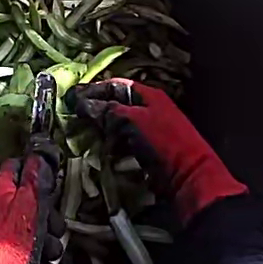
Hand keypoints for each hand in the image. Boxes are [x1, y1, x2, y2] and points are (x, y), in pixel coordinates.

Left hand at [0, 153, 63, 263]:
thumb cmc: (11, 240)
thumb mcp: (28, 203)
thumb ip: (34, 178)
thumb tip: (37, 151)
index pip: (17, 166)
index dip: (36, 170)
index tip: (52, 183)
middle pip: (27, 200)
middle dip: (49, 217)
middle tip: (57, 230)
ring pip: (28, 227)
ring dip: (46, 242)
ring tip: (51, 256)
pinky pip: (22, 249)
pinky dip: (36, 259)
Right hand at [72, 79, 246, 226]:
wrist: (190, 177)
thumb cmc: (163, 142)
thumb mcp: (132, 120)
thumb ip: (106, 110)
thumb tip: (81, 102)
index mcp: (148, 95)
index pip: (114, 85)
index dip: (92, 90)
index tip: (72, 98)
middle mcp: (148, 109)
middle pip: (114, 104)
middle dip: (94, 111)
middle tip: (73, 117)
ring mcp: (148, 130)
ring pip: (116, 124)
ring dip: (100, 129)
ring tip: (81, 134)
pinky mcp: (146, 150)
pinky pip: (122, 142)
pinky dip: (110, 144)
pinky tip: (99, 150)